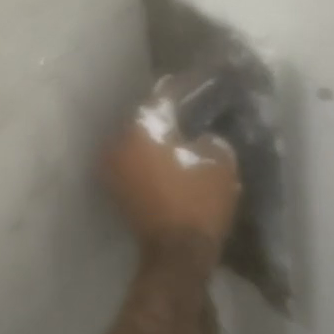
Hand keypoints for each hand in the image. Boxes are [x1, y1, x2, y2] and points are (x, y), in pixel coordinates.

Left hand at [104, 83, 240, 249]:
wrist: (178, 254)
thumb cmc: (198, 202)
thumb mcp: (219, 161)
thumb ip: (210, 139)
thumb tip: (202, 138)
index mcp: (140, 130)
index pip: (162, 97)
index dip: (184, 86)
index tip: (199, 78)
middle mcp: (118, 144)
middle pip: (146, 119)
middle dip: (169, 113)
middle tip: (192, 103)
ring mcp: (114, 170)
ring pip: (140, 142)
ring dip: (160, 137)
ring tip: (187, 130)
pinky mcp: (120, 192)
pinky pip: (139, 163)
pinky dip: (155, 158)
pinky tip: (176, 156)